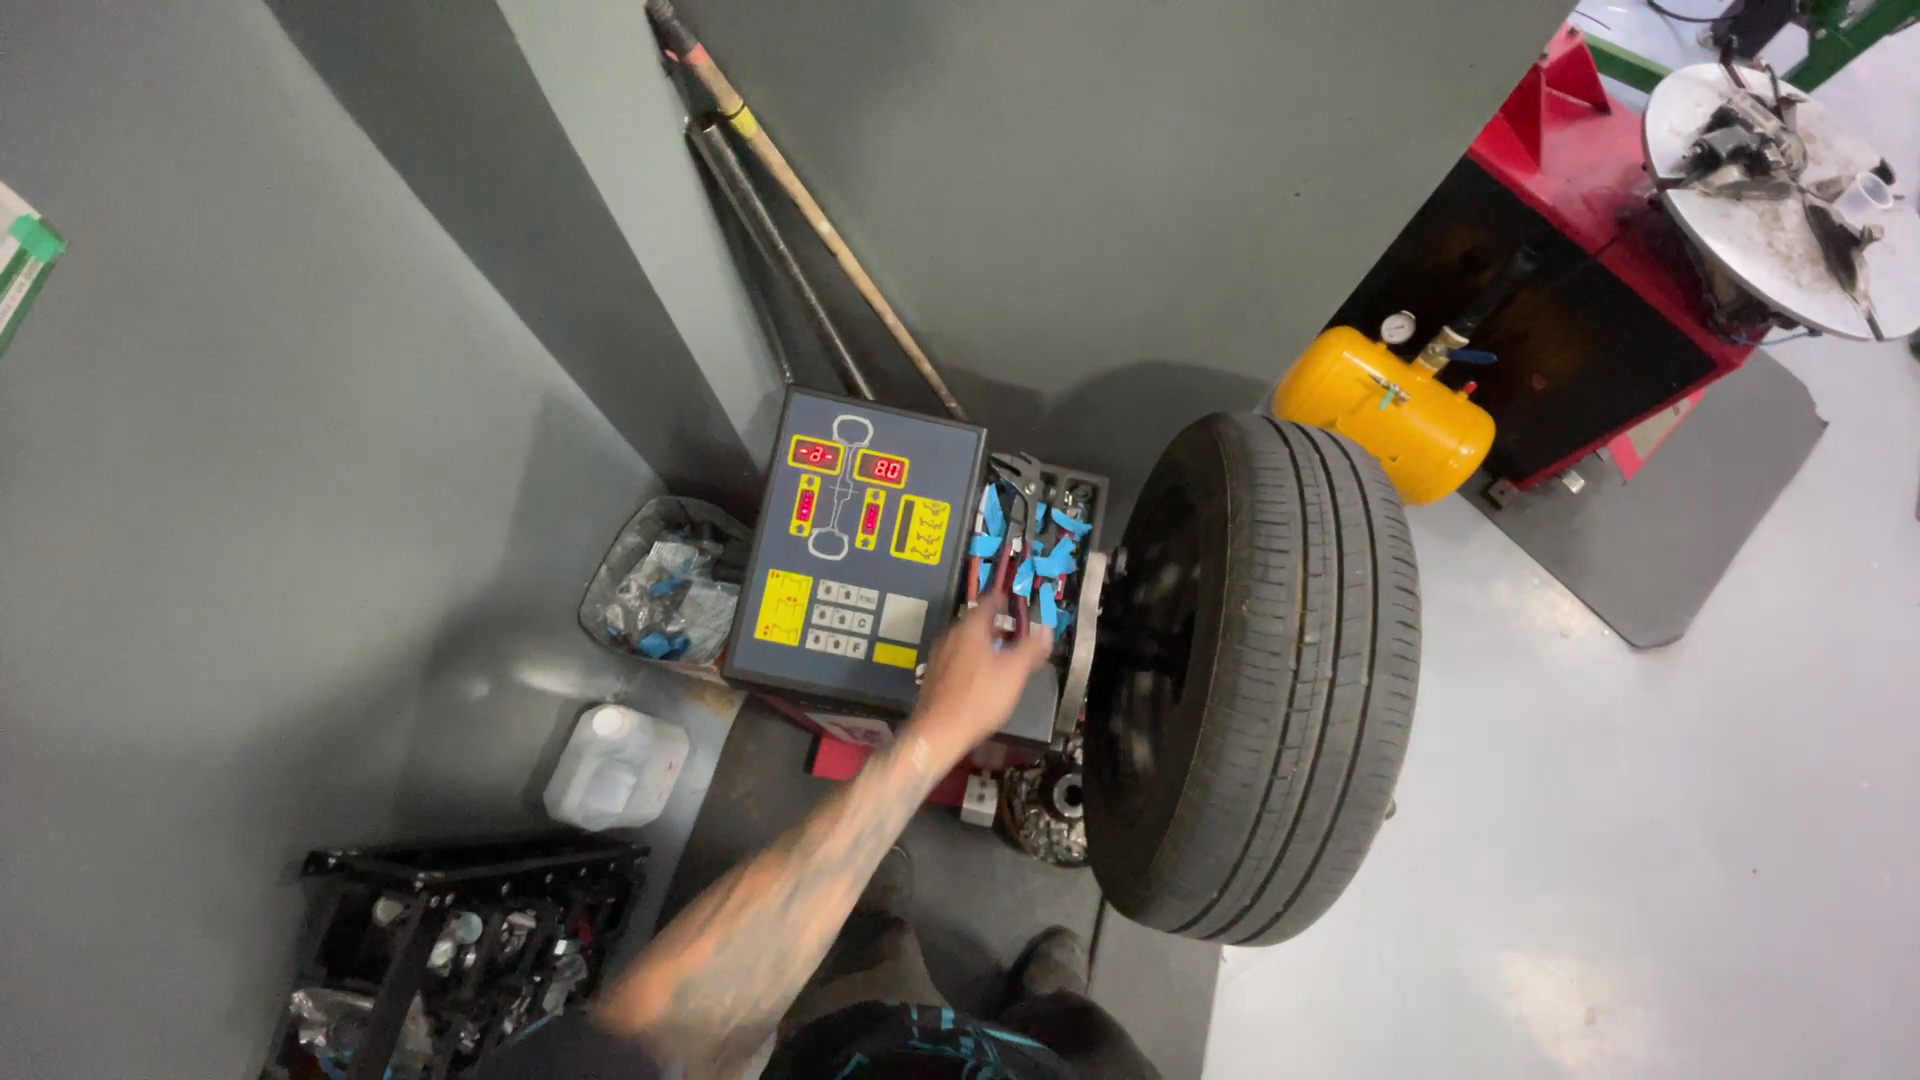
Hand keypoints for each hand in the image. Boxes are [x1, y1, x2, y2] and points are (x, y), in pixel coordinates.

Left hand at [904, 594, 1053, 768]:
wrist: (939, 731)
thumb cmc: (980, 697)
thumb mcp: (1014, 672)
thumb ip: (1031, 648)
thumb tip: (1046, 629)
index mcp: (970, 627)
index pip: (988, 602)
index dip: (1002, 599)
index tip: (1013, 599)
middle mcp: (951, 635)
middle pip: (975, 621)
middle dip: (995, 624)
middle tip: (1013, 630)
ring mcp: (939, 654)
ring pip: (965, 639)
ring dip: (983, 641)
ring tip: (1001, 652)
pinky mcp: (933, 673)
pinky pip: (956, 656)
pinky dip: (971, 657)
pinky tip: (981, 673)